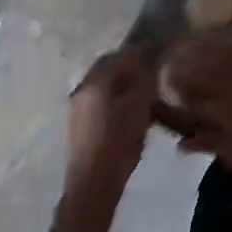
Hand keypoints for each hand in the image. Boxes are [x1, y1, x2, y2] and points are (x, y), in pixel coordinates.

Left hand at [65, 47, 155, 202]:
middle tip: (150, 73)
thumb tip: (147, 60)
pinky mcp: (78, 123)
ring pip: (102, 85)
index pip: (117, 56)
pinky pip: (98, 100)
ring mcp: (76, 107)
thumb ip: (143, 80)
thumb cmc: (120, 140)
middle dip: (127, 67)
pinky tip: (128, 110)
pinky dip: (114, 97)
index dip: (137, 53)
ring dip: (120, 83)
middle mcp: (81, 89)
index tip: (155, 53)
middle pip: (106, 69)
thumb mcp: (140, 106)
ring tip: (142, 92)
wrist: (94, 179)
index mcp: (95, 82)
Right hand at [164, 37, 231, 172]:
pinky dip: (219, 40)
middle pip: (195, 68)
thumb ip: (208, 144)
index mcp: (220, 109)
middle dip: (176, 65)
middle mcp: (229, 85)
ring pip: (213, 53)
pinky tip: (209, 37)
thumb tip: (181, 144)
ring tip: (179, 47)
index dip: (174, 93)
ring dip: (192, 48)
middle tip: (166, 65)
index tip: (165, 93)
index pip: (188, 96)